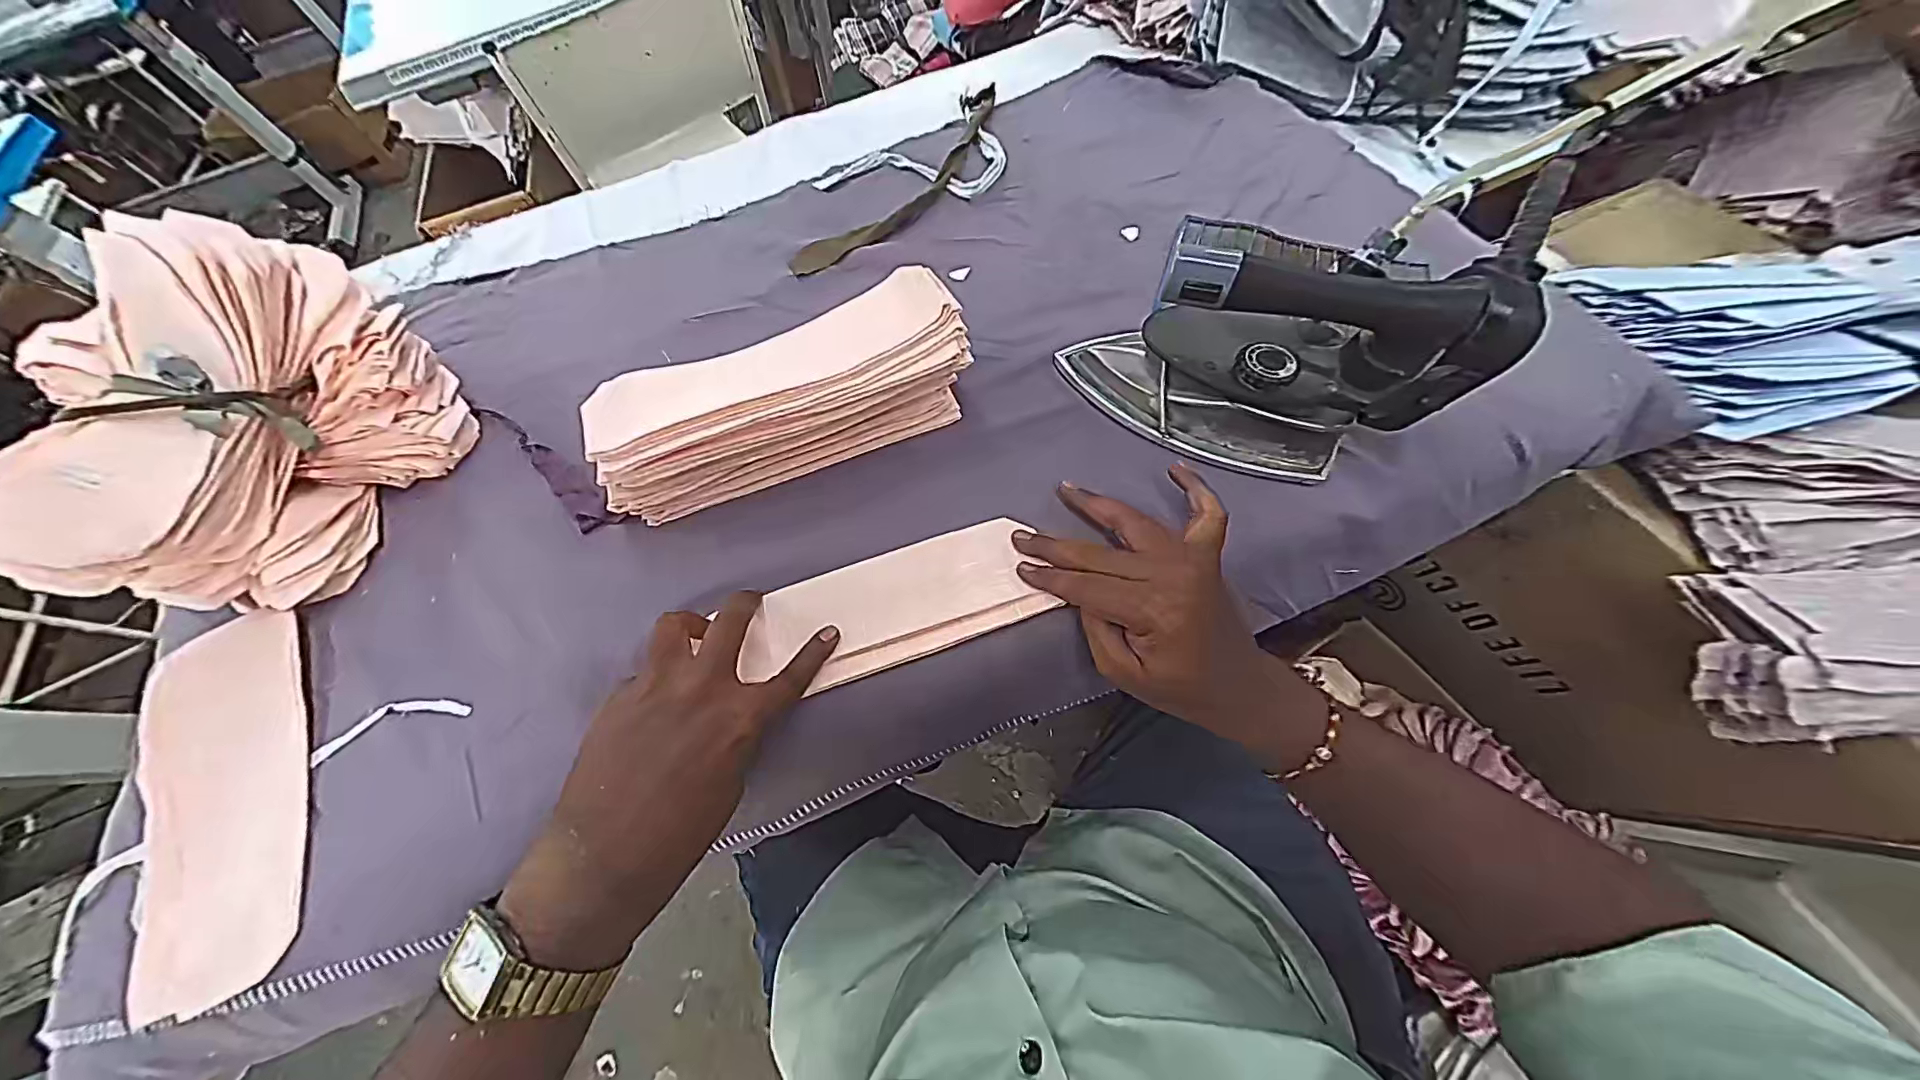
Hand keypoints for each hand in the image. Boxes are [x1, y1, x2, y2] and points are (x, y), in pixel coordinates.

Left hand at [498, 592, 837, 969]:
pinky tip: (652, 700)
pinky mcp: (620, 695)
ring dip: (691, 625)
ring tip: (694, 634)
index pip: (789, 677)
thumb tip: (730, 715)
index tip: (826, 631)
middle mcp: (702, 689)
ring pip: (674, 626)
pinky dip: (656, 675)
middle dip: (746, 603)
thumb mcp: (732, 780)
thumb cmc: (681, 831)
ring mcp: (656, 686)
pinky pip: (644, 670)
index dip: (813, 652)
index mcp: (740, 718)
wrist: (604, 853)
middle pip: (730, 622)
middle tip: (750, 602)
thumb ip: (738, 735)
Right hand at [1011, 464, 1323, 766]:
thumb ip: (1096, 630)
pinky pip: (1207, 513)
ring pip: (1136, 523)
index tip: (1022, 566)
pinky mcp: (1208, 554)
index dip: (1050, 577)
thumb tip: (1080, 593)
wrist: (1237, 685)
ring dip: (1099, 505)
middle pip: (1101, 553)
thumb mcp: (1124, 673)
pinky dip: (1194, 488)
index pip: (1086, 586)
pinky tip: (1175, 468)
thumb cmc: (1180, 687)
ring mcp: (1193, 559)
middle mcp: (1172, 575)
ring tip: (1068, 490)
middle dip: (1056, 545)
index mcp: (1152, 610)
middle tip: (1023, 535)